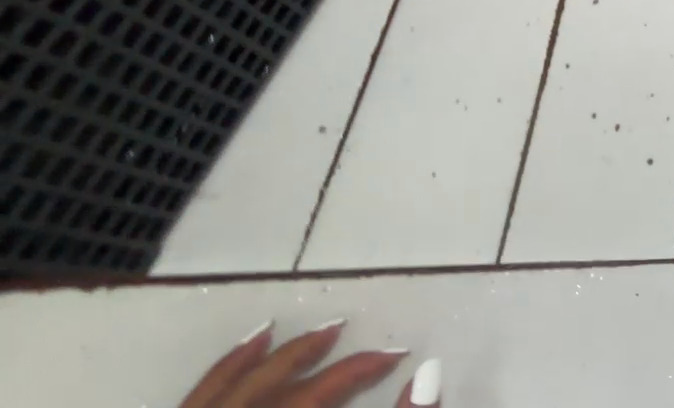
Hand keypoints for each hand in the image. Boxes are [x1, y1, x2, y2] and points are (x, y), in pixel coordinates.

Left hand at [181, 320, 438, 407]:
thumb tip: (428, 375)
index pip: (312, 396)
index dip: (356, 370)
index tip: (397, 355)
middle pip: (262, 394)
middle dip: (303, 357)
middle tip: (339, 328)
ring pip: (213, 399)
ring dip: (245, 365)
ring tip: (272, 332)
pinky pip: (191, 406)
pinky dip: (217, 379)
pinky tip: (237, 360)